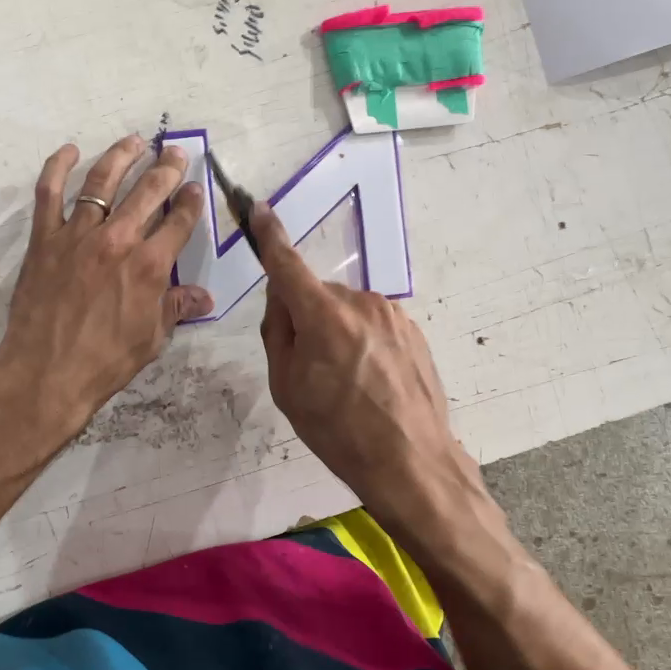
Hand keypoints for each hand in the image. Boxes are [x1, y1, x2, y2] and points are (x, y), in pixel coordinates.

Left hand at [0, 136, 213, 453]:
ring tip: (133, 141)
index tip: (195, 188)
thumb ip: (175, 308)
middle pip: (148, 191)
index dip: (191, 201)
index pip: (179, 221)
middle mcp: (117, 240)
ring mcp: (77, 235)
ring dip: (121, 156)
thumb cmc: (105, 361)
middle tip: (174, 152)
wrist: (46, 372)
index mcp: (149, 265)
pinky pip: (49, 193)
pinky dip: (57, 167)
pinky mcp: (44, 239)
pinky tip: (68, 151)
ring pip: (102, 182)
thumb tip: (203, 297)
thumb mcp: (151, 338)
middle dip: (166, 168)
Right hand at [253, 204, 483, 534]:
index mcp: (323, 314)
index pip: (287, 264)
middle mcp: (360, 302)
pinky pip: (372, 326)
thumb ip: (278, 332)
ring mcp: (392, 315)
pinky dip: (362, 343)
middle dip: (305, 317)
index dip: (269, 235)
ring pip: (345, 311)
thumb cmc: (338, 430)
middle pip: (316, 296)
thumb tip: (282, 299)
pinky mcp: (413, 331)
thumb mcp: (286, 386)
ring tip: (344, 383)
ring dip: (336, 332)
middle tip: (308, 368)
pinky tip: (369, 383)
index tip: (258, 207)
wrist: (410, 461)